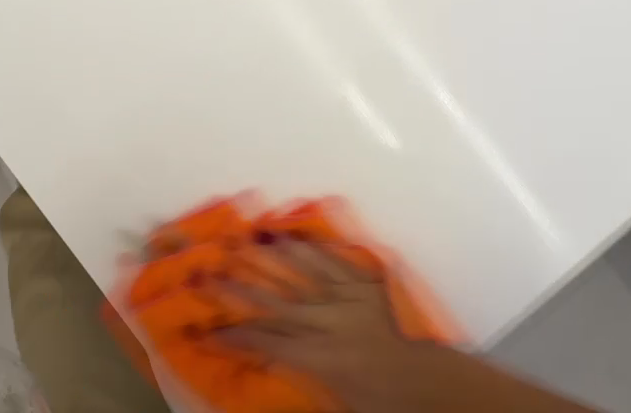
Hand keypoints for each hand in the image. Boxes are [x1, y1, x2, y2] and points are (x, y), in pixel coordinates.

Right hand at [215, 240, 594, 411]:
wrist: (427, 384)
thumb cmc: (379, 403)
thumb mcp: (335, 402)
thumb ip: (297, 374)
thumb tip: (263, 359)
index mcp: (318, 356)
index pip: (264, 341)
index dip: (231, 336)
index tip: (203, 330)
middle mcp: (325, 320)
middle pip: (271, 299)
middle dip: (235, 285)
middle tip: (205, 271)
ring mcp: (345, 296)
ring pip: (297, 270)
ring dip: (266, 255)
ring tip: (239, 240)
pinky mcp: (363, 282)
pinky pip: (331, 258)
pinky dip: (308, 246)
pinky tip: (288, 235)